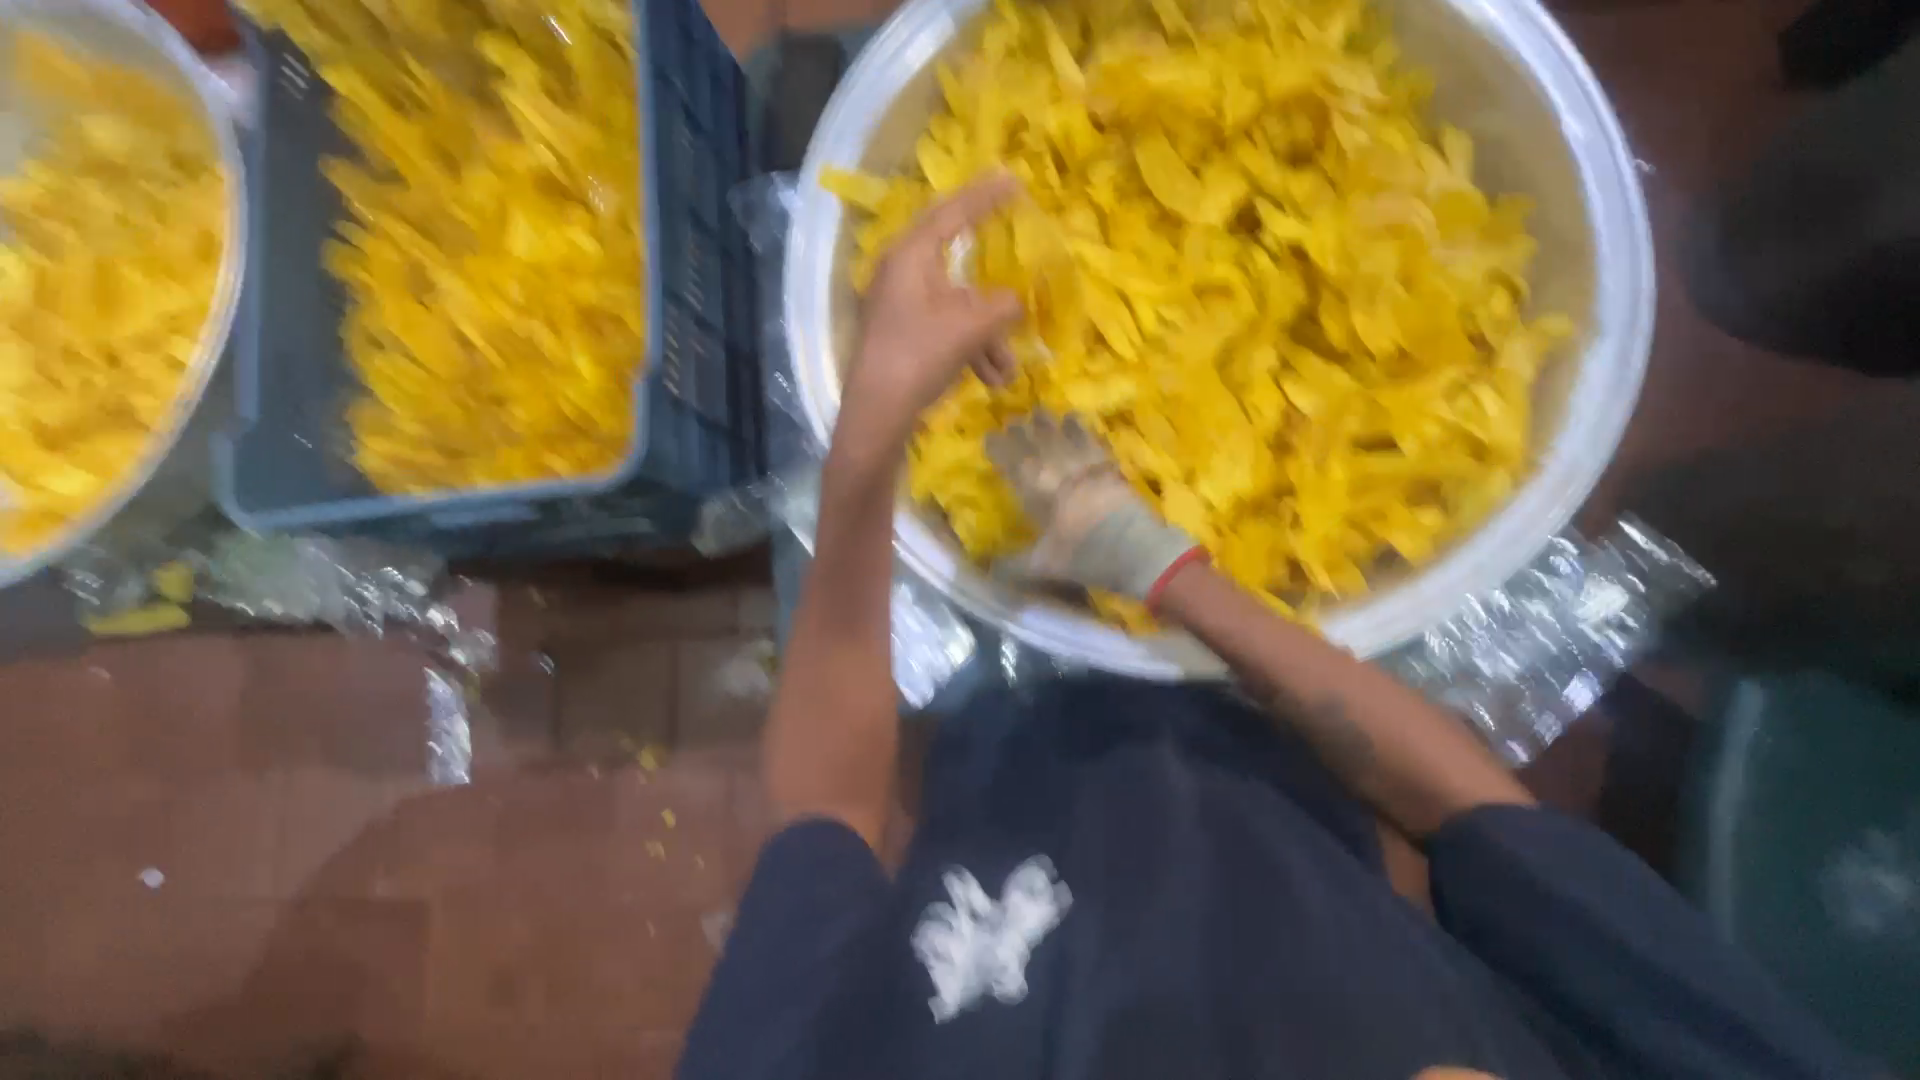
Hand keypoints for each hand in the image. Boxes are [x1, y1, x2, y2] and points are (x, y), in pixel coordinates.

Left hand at [839, 173, 1025, 448]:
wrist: (878, 411)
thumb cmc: (919, 355)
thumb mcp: (971, 326)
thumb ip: (1003, 305)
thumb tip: (1015, 301)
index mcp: (910, 255)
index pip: (951, 212)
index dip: (983, 196)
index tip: (1011, 180)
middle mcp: (901, 273)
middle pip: (956, 262)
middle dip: (993, 288)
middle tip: (1018, 258)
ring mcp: (900, 307)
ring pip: (957, 308)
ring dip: (987, 338)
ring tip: (1007, 370)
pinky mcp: (902, 337)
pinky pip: (945, 332)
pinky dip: (970, 351)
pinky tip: (992, 381)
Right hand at [986, 412, 1203, 604]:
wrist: (1135, 550)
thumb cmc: (1085, 557)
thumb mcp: (1043, 566)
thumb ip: (1012, 567)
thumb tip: (987, 571)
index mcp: (1037, 492)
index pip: (1011, 463)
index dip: (999, 448)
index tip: (989, 437)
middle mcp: (1058, 472)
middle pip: (1037, 444)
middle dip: (1022, 431)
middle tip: (1014, 419)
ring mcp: (1087, 467)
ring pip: (1064, 438)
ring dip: (1052, 424)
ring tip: (1043, 412)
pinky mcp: (1111, 468)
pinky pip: (1093, 443)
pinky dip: (1084, 432)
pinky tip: (1080, 423)